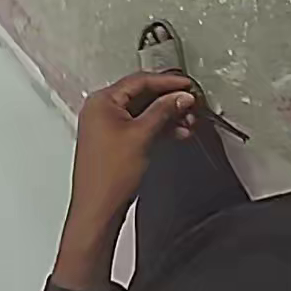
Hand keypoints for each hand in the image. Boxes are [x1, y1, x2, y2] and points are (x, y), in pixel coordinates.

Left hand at [51, 72, 196, 290]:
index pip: (139, 81)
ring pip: (142, 111)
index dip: (167, 81)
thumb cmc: (109, 176)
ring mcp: (107, 125)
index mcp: (102, 101)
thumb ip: (163, 111)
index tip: (187, 85)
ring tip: (189, 119)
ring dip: (166, 114)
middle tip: (191, 103)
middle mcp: (102, 109)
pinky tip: (177, 131)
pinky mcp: (114, 141)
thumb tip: (180, 96)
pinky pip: (140, 125)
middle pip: (141, 94)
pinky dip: (158, 127)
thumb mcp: (142, 135)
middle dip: (169, 99)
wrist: (98, 209)